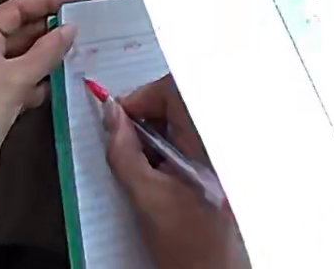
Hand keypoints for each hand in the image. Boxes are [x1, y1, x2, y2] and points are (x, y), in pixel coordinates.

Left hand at [0, 0, 80, 200]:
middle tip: (85, 28)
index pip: (16, 8)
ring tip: (80, 51)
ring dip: (47, 56)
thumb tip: (71, 28)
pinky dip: (38, 79)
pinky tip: (60, 82)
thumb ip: (47, 50)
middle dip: (50, 30)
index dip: (48, 2)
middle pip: (19, 31)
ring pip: (22, 57)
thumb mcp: (16, 78)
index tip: (78, 3)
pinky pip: (20, 79)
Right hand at [104, 75, 248, 268]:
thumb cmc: (186, 243)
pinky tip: (162, 166)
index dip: (143, 97)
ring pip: (184, 114)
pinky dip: (171, 140)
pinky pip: (192, 131)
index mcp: (206, 135)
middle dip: (148, 112)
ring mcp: (222, 145)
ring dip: (158, 128)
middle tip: (126, 137)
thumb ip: (124, 152)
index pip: (174, 89)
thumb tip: (111, 113)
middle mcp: (218, 134)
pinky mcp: (221, 157)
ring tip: (145, 159)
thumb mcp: (146, 198)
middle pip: (179, 99)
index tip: (120, 116)